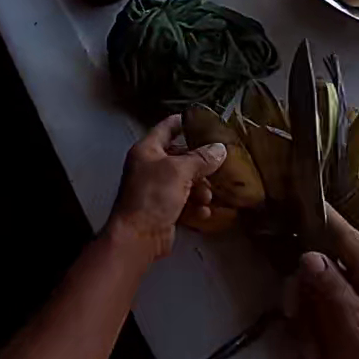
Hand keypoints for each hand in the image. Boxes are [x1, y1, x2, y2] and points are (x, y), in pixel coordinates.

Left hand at [106, 114, 227, 258]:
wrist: (138, 237)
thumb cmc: (153, 196)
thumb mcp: (179, 171)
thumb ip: (201, 158)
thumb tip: (220, 149)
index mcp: (147, 150)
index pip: (167, 127)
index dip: (185, 122)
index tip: (205, 121)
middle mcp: (150, 166)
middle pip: (180, 157)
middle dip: (200, 164)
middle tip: (218, 165)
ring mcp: (155, 189)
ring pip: (185, 181)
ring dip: (200, 188)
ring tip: (207, 197)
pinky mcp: (162, 209)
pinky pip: (184, 201)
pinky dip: (194, 205)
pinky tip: (203, 212)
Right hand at [287, 206, 358, 358]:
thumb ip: (332, 292)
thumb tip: (309, 255)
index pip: (349, 242)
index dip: (329, 222)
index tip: (310, 202)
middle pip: (324, 283)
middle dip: (307, 307)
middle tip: (300, 326)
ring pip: (321, 317)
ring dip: (315, 344)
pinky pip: (329, 345)